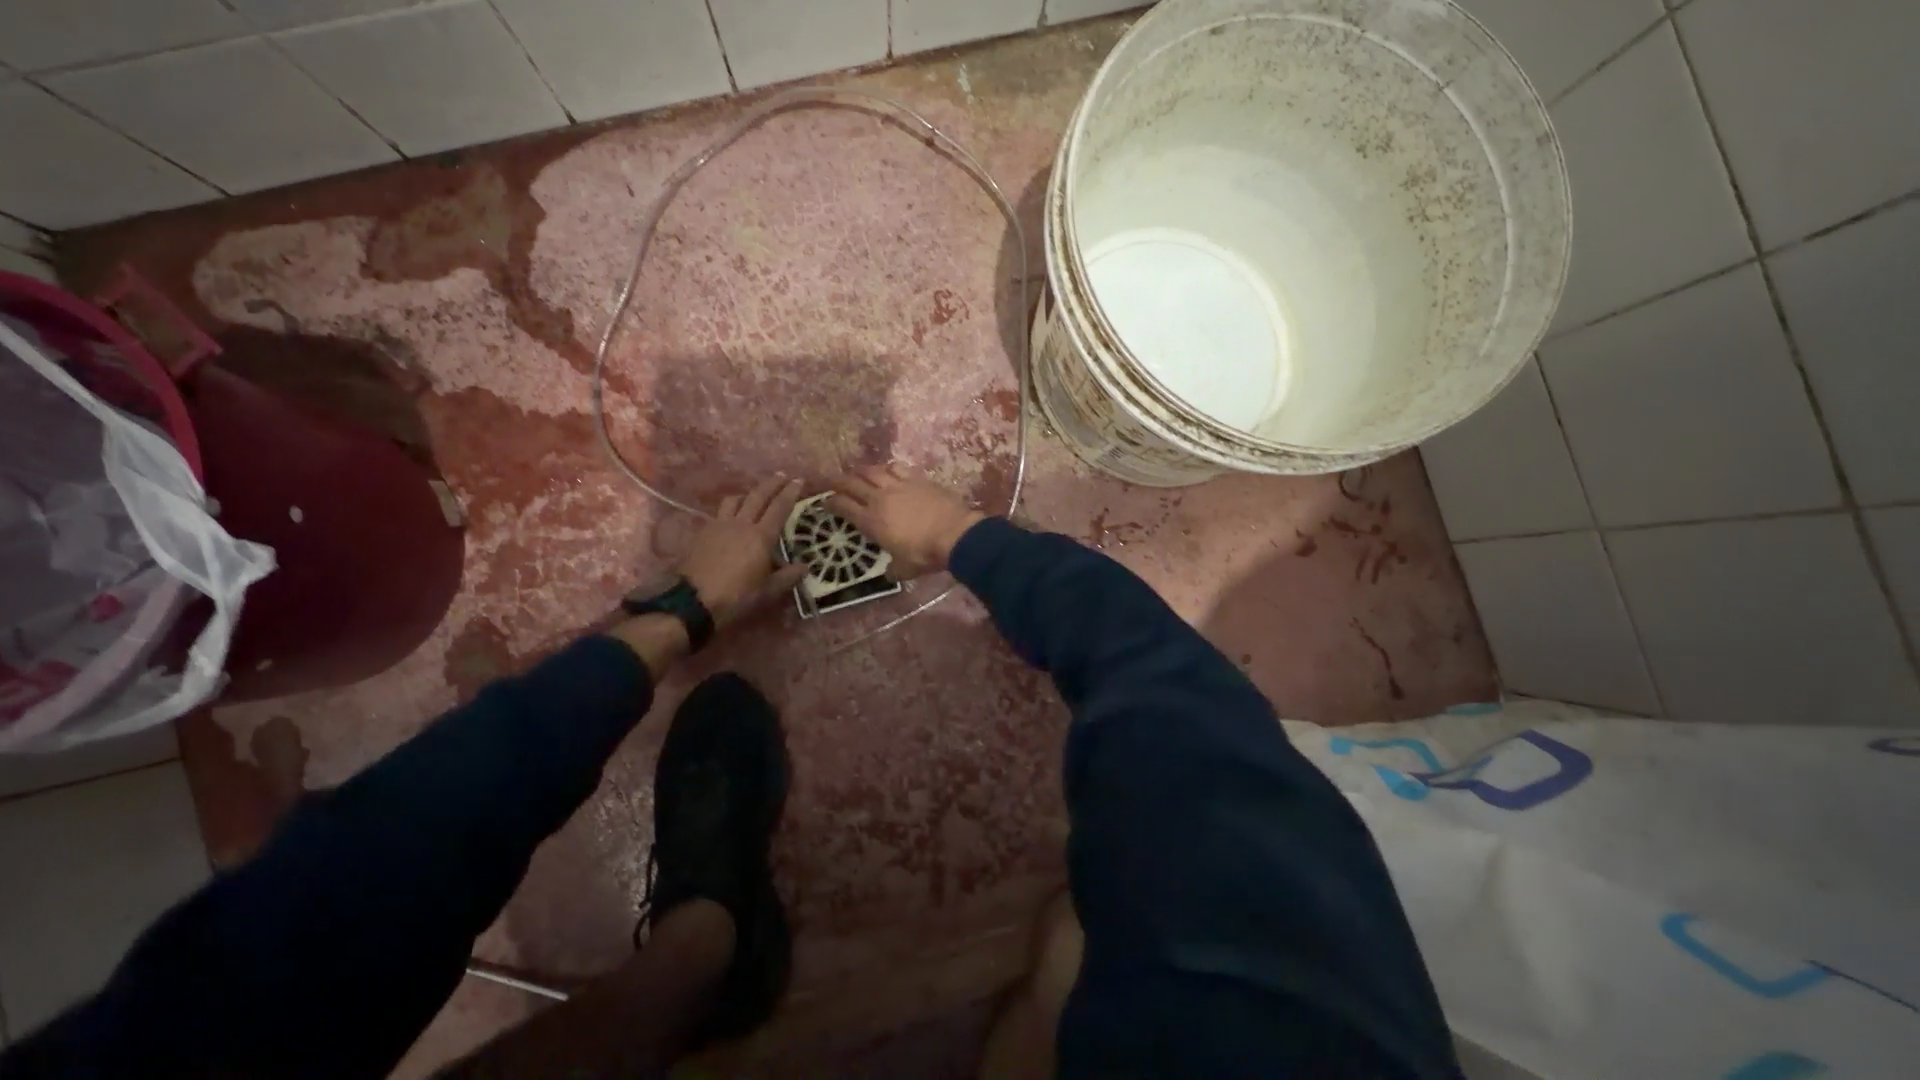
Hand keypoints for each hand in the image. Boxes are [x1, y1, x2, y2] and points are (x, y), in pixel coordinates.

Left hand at [678, 475, 808, 625]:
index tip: (798, 481)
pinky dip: (731, 506)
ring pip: (735, 499)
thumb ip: (787, 577)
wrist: (693, 600)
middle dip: (771, 484)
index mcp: (761, 537)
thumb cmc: (736, 597)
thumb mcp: (767, 591)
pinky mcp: (703, 532)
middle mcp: (741, 524)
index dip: (790, 493)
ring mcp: (720, 525)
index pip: (779, 508)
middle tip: (781, 476)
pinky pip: (720, 511)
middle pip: (758, 496)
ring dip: (748, 492)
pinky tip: (732, 514)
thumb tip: (805, 566)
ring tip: (754, 493)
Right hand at [827, 465, 985, 577]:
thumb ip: (893, 569)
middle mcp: (879, 499)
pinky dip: (887, 467)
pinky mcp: (917, 479)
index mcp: (871, 521)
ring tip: (856, 471)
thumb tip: (890, 573)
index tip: (824, 501)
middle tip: (830, 481)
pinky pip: (896, 468)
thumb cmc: (925, 554)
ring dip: (860, 470)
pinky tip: (886, 469)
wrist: (954, 533)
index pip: (843, 507)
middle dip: (838, 481)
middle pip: (852, 483)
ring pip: (872, 471)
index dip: (831, 503)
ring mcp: (898, 485)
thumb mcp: (904, 569)